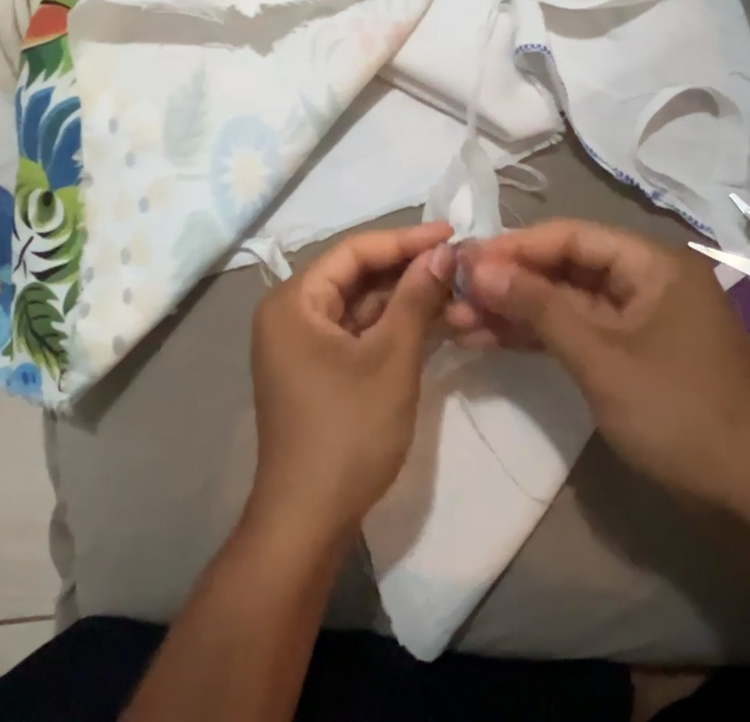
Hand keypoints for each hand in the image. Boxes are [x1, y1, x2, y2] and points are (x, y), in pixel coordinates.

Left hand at [247, 223, 455, 537]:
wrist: (309, 515)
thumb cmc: (348, 430)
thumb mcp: (391, 358)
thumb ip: (416, 298)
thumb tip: (443, 251)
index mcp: (292, 302)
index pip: (353, 251)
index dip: (405, 239)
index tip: (453, 233)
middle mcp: (289, 316)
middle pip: (353, 277)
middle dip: (406, 269)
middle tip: (460, 262)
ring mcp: (300, 347)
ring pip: (357, 307)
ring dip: (402, 299)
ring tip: (455, 287)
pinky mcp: (315, 372)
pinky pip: (355, 335)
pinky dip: (390, 328)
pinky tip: (432, 321)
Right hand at [447, 220, 749, 503]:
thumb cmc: (678, 413)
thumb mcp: (600, 356)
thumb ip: (536, 306)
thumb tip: (476, 265)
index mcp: (653, 264)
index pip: (569, 236)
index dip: (511, 247)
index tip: (458, 263)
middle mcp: (648, 282)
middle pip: (565, 267)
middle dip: (507, 282)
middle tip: (449, 296)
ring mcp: (641, 321)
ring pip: (566, 302)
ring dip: (515, 311)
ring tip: (456, 322)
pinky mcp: (633, 356)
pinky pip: (578, 332)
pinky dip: (538, 336)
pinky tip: (490, 342)